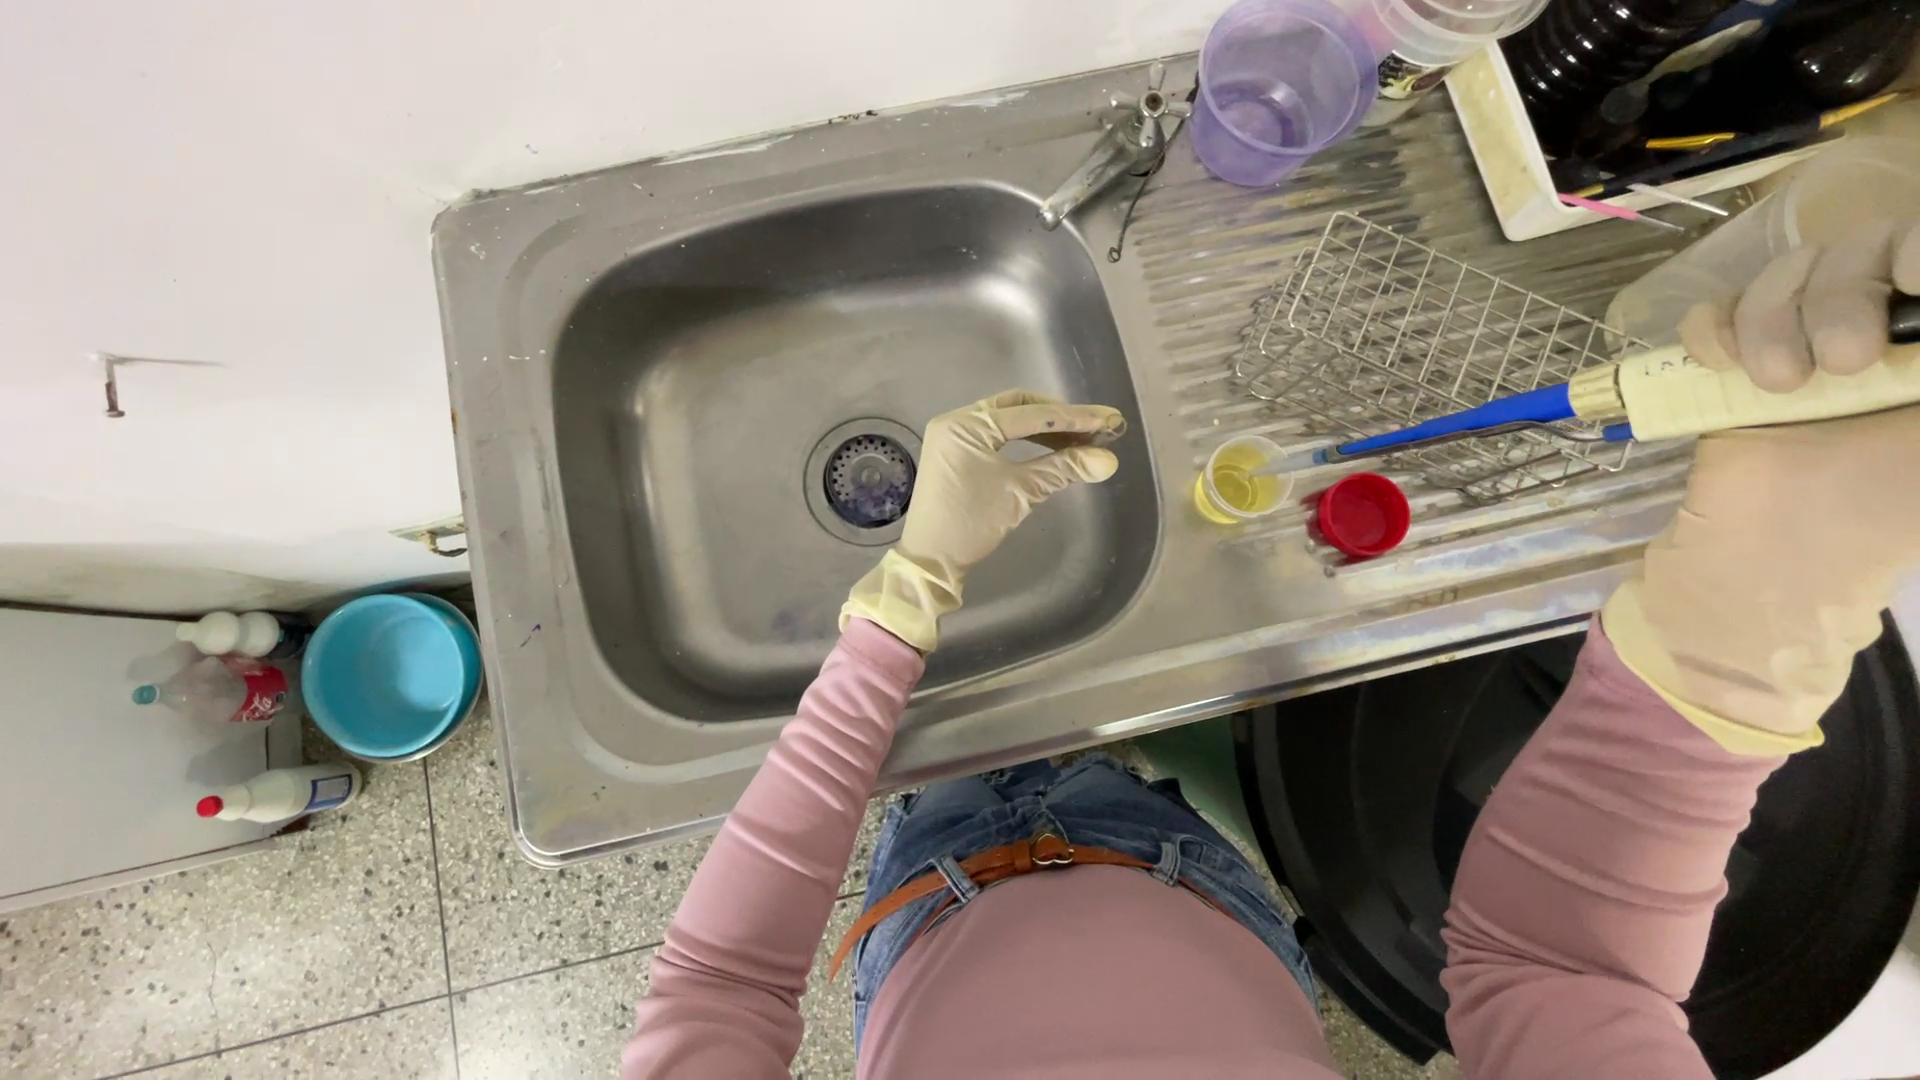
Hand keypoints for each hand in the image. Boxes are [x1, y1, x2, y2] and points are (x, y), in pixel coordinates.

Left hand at [840, 390, 1125, 651]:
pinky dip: (1024, 441)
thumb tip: (1109, 460)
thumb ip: (1063, 468)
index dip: (1073, 418)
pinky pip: (996, 437)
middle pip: (1018, 406)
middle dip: (1058, 417)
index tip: (1108, 420)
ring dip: (1044, 429)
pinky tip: (1052, 450)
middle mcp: (957, 420)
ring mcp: (953, 436)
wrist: (930, 560)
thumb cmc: (971, 522)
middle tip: (1094, 429)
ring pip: (1008, 421)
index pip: (1030, 413)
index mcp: (967, 423)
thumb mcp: (1020, 492)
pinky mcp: (956, 453)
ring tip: (1079, 441)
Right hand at [1603, 223, 1919, 753]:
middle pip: (1867, 246)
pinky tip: (1716, 367)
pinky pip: (1714, 312)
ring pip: (1788, 270)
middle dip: (1844, 297)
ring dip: (1769, 322)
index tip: (1912, 285)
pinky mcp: (1730, 364)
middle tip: (1844, 365)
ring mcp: (1803, 341)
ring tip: (1770, 386)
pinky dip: (1709, 331)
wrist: (1759, 558)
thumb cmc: (1868, 511)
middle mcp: (1884, 325)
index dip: (1918, 251)